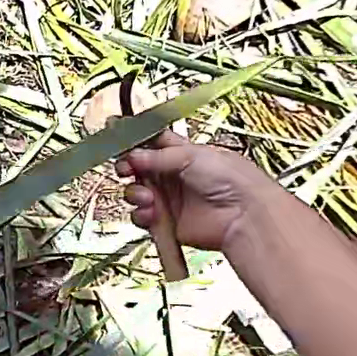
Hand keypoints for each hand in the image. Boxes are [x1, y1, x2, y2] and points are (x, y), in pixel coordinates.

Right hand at [117, 131, 280, 251]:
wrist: (242, 216)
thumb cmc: (230, 179)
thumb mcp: (191, 156)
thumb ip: (157, 157)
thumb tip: (131, 155)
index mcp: (180, 152)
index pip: (150, 141)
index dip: (132, 138)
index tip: (114, 134)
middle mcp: (172, 175)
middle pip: (137, 168)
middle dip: (127, 167)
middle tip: (126, 169)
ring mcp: (168, 199)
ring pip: (136, 192)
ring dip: (135, 193)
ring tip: (147, 196)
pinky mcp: (166, 222)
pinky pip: (142, 216)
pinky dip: (143, 214)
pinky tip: (153, 212)